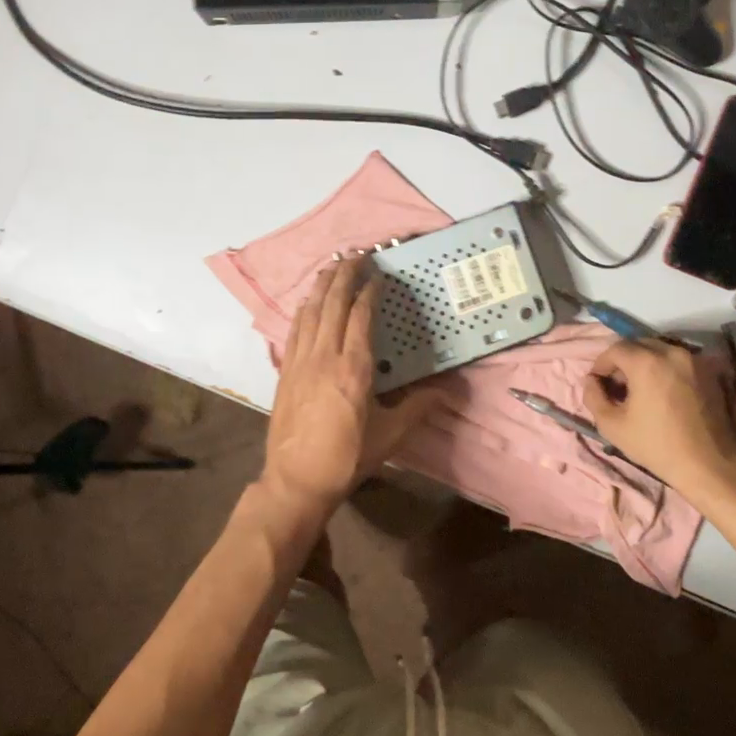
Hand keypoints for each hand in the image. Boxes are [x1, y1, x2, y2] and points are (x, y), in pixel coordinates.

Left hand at [263, 259, 437, 509]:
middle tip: (355, 255)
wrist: (297, 480)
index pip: (361, 315)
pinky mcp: (284, 373)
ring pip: (310, 312)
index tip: (377, 273)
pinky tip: (308, 304)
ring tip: (331, 267)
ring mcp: (300, 362)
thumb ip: (420, 406)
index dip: (368, 290)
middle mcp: (325, 356)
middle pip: (332, 304)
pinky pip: (295, 331)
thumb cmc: (348, 457)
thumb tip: (451, 390)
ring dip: (321, 286)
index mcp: (354, 368)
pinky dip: (304, 310)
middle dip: (344, 275)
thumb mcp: (391, 434)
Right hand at [584, 340, 735, 509]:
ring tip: (642, 389)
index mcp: (647, 362)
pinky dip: (667, 370)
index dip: (601, 364)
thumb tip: (591, 381)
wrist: (709, 464)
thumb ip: (594, 398)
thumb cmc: (656, 446)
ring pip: (662, 351)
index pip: (616, 349)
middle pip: (640, 345)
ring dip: (646, 363)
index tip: (597, 382)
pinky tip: (665, 393)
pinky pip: (681, 362)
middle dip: (624, 361)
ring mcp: (696, 361)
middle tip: (618, 385)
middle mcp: (673, 352)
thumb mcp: (612, 426)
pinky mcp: (711, 373)